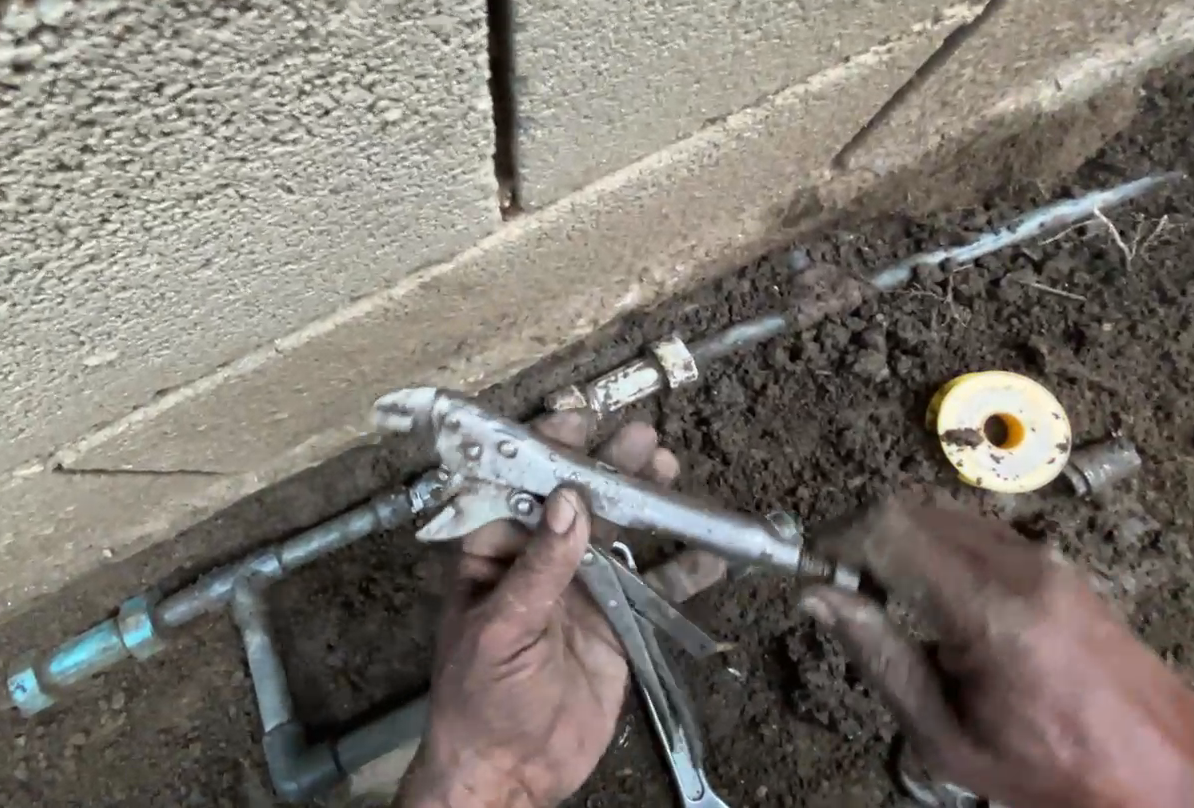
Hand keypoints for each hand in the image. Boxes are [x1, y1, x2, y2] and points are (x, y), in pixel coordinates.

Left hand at [396, 415, 725, 807]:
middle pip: (577, 500)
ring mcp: (581, 587)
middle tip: (642, 438)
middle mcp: (540, 558)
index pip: (518, 485)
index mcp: (496, 550)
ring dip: (644, 502)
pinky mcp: (615, 622)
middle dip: (606, 466)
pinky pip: (652, 588)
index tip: (578, 421)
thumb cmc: (481, 695)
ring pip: (617, 533)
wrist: (508, 772)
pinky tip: (713, 551)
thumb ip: (539, 567)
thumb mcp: (502, 627)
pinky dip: (683, 570)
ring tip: (669, 467)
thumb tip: (570, 500)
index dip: (545, 450)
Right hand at [801, 500, 1193, 807]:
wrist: (1180, 781)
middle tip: (842, 583)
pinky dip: (925, 536)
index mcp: (992, 614)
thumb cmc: (1055, 773)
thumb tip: (814, 594)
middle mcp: (1017, 566)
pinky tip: (927, 586)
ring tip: (882, 588)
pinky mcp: (1051, 558)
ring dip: (888, 532)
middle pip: (904, 505)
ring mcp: (1040, 555)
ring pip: (931, 506)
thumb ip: (877, 657)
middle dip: (855, 533)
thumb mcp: (947, 739)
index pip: (888, 529)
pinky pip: (964, 521)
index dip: (836, 539)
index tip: (816, 571)